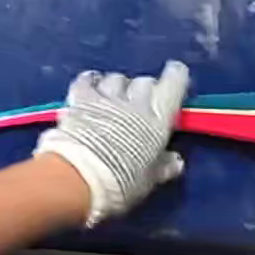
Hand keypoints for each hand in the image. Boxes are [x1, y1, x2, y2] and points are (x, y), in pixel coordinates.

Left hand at [34, 62, 188, 226]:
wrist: (79, 174)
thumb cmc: (120, 181)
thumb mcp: (149, 180)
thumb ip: (163, 166)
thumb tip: (175, 160)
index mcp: (157, 120)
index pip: (173, 86)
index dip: (175, 77)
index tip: (175, 73)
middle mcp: (133, 103)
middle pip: (142, 82)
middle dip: (143, 88)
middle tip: (138, 99)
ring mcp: (104, 99)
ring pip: (115, 78)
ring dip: (116, 84)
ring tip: (112, 94)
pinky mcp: (79, 99)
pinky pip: (86, 80)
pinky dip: (89, 80)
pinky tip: (90, 82)